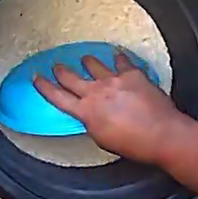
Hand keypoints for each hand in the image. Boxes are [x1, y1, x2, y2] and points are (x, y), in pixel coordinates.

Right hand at [32, 51, 197, 165]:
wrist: (161, 133)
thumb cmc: (134, 145)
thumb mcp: (103, 139)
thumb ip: (93, 122)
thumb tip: (91, 114)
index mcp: (86, 112)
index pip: (58, 97)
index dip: (45, 87)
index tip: (36, 78)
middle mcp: (96, 92)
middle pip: (71, 77)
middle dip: (61, 70)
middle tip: (56, 65)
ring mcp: (114, 80)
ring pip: (94, 65)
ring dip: (89, 62)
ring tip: (85, 58)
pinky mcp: (132, 73)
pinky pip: (121, 61)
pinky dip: (118, 58)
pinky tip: (117, 53)